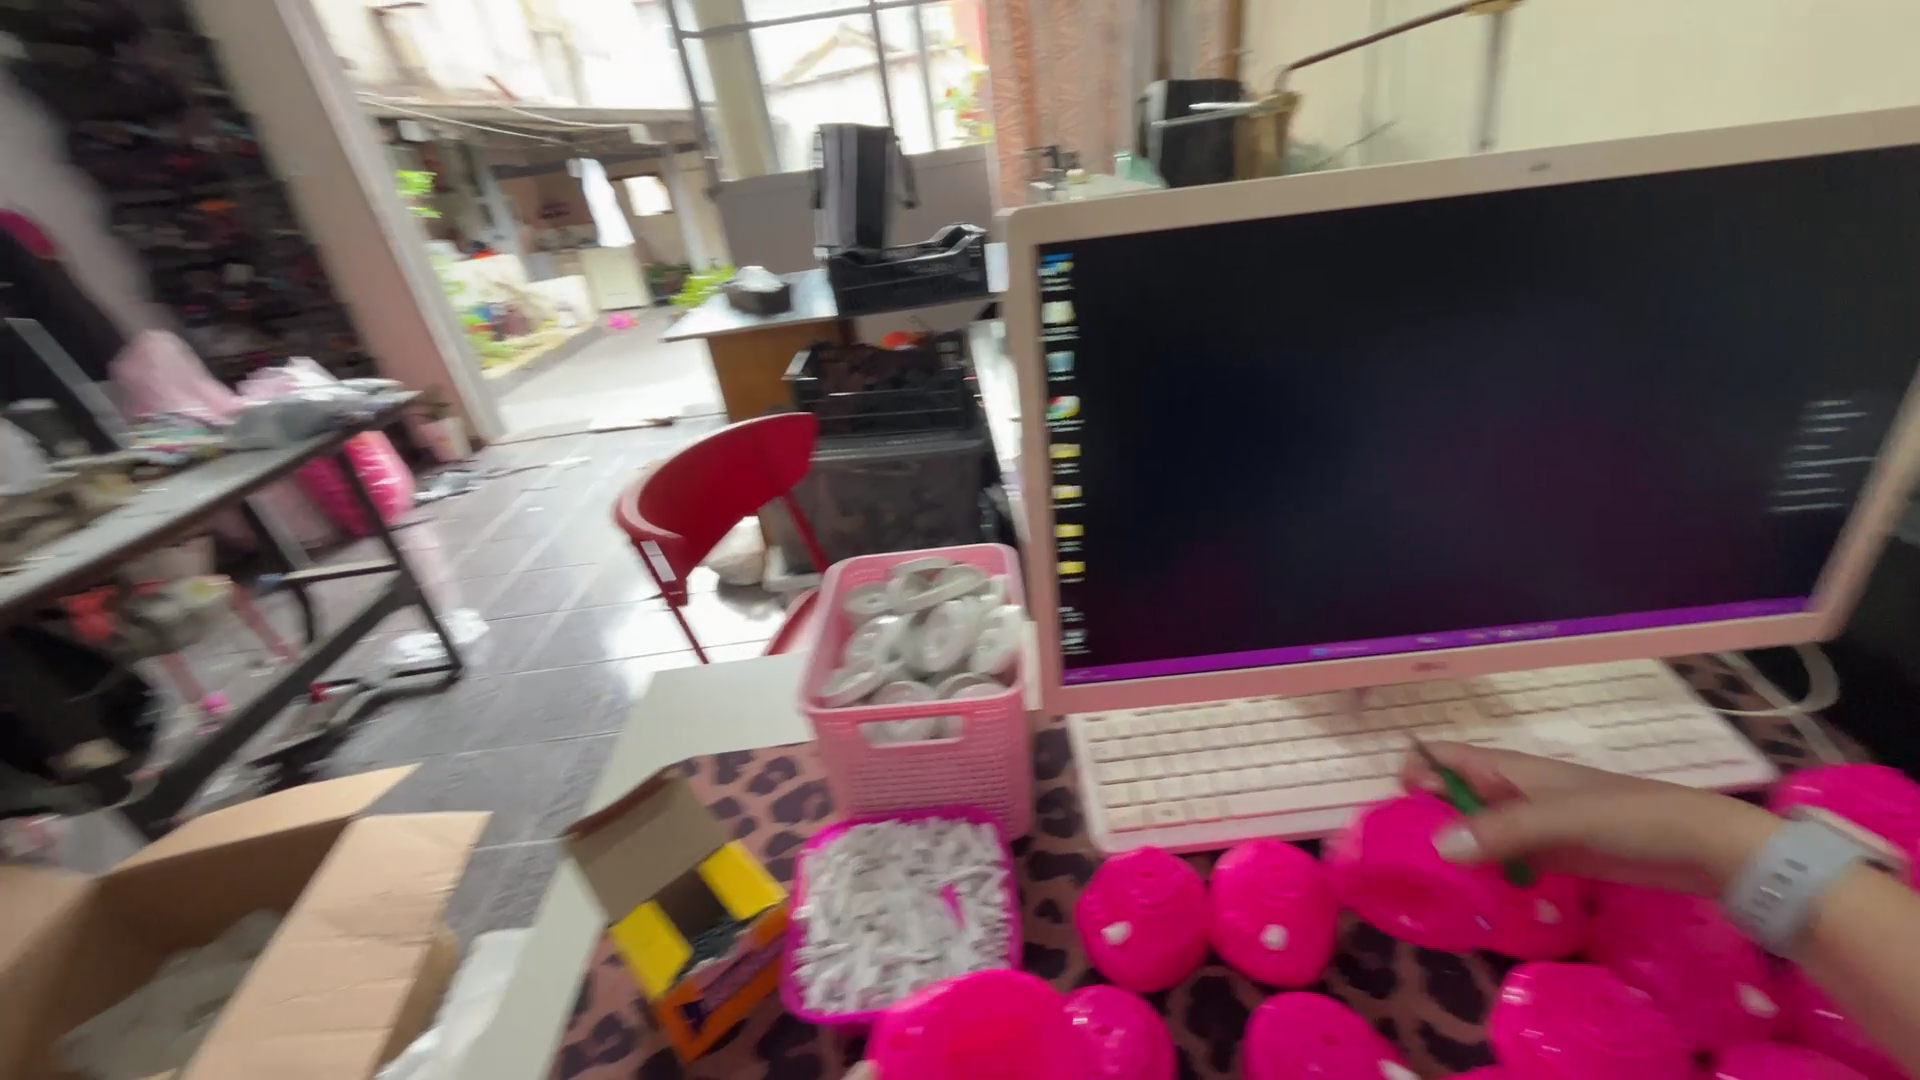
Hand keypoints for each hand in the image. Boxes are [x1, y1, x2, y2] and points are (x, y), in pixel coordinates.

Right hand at [1399, 742, 1781, 894]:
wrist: (1714, 851)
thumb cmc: (1632, 815)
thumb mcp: (1562, 818)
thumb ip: (1500, 830)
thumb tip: (1436, 846)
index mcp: (1503, 768)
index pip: (1438, 757)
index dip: (1413, 775)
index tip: (1404, 814)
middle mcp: (1507, 791)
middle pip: (1447, 795)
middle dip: (1425, 819)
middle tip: (1414, 859)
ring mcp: (1529, 825)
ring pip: (1472, 829)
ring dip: (1454, 850)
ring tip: (1438, 884)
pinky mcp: (1550, 855)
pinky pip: (1500, 859)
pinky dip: (1484, 872)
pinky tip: (1478, 897)